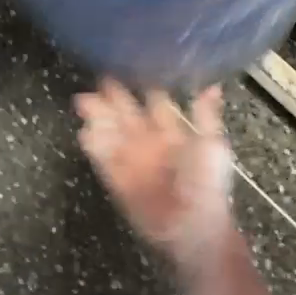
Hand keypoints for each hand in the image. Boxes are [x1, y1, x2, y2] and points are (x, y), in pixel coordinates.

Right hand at [75, 81, 233, 259]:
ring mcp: (132, 160)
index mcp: (171, 131)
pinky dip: (93, 146)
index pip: (154, 102)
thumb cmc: (208, 184)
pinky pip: (102, 159)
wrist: (195, 229)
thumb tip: (212, 85)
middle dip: (112, 98)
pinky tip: (84, 133)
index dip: (143, 86)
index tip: (130, 65)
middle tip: (99, 80)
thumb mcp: (213, 146)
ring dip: (98, 117)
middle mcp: (149, 142)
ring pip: (110, 132)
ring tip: (83, 101)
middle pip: (126, 113)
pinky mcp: (119, 179)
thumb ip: (206, 115)